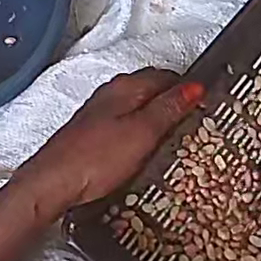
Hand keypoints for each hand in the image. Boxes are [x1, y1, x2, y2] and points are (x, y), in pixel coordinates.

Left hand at [12, 69, 204, 217]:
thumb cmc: (97, 158)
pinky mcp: (92, 135)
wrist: (53, 183)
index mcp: (126, 87)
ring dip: (157, 116)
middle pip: (151, 89)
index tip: (207, 104)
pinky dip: (141, 130)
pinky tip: (146, 148)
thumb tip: (195, 86)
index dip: (188, 88)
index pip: (166, 76)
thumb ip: (169, 108)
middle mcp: (111, 94)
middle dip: (174, 100)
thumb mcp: (143, 132)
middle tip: (197, 121)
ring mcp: (99, 114)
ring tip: (177, 137)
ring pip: (137, 107)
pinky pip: (125, 124)